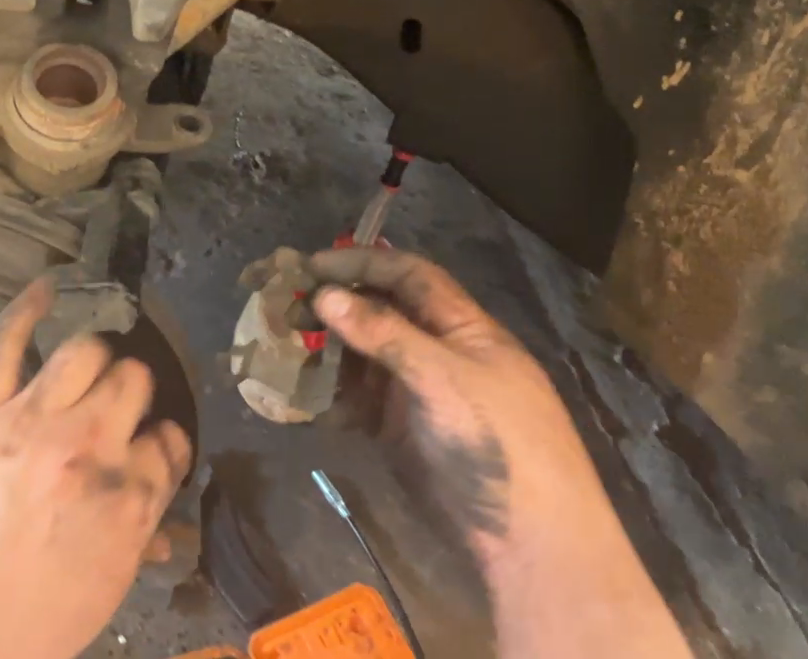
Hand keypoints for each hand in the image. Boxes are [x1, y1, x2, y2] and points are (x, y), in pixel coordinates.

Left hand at [0, 275, 191, 658]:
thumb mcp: (102, 593)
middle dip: (133, 395)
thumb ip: (137, 540)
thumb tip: (159, 517)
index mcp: (127, 500)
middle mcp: (89, 448)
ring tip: (89, 369)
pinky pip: (5, 345)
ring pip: (85, 352)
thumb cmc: (23, 626)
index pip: (171, 443)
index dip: (163, 445)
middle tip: (117, 411)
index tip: (152, 449)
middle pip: (134, 383)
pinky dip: (24, 310)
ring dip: (95, 358)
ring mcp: (31, 422)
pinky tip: (45, 288)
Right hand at [310, 246, 689, 658]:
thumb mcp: (443, 377)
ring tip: (280, 346)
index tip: (312, 266)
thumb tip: (323, 294)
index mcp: (464, 329)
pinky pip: (355, 399)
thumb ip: (384, 333)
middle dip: (334, 306)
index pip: (410, 277)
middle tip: (285, 306)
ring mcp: (417, 393)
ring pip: (362, 356)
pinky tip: (297, 392)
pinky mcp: (398, 430)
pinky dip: (327, 393)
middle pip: (380, 314)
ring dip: (323, 349)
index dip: (363, 264)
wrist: (527, 544)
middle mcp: (437, 353)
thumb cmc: (495, 443)